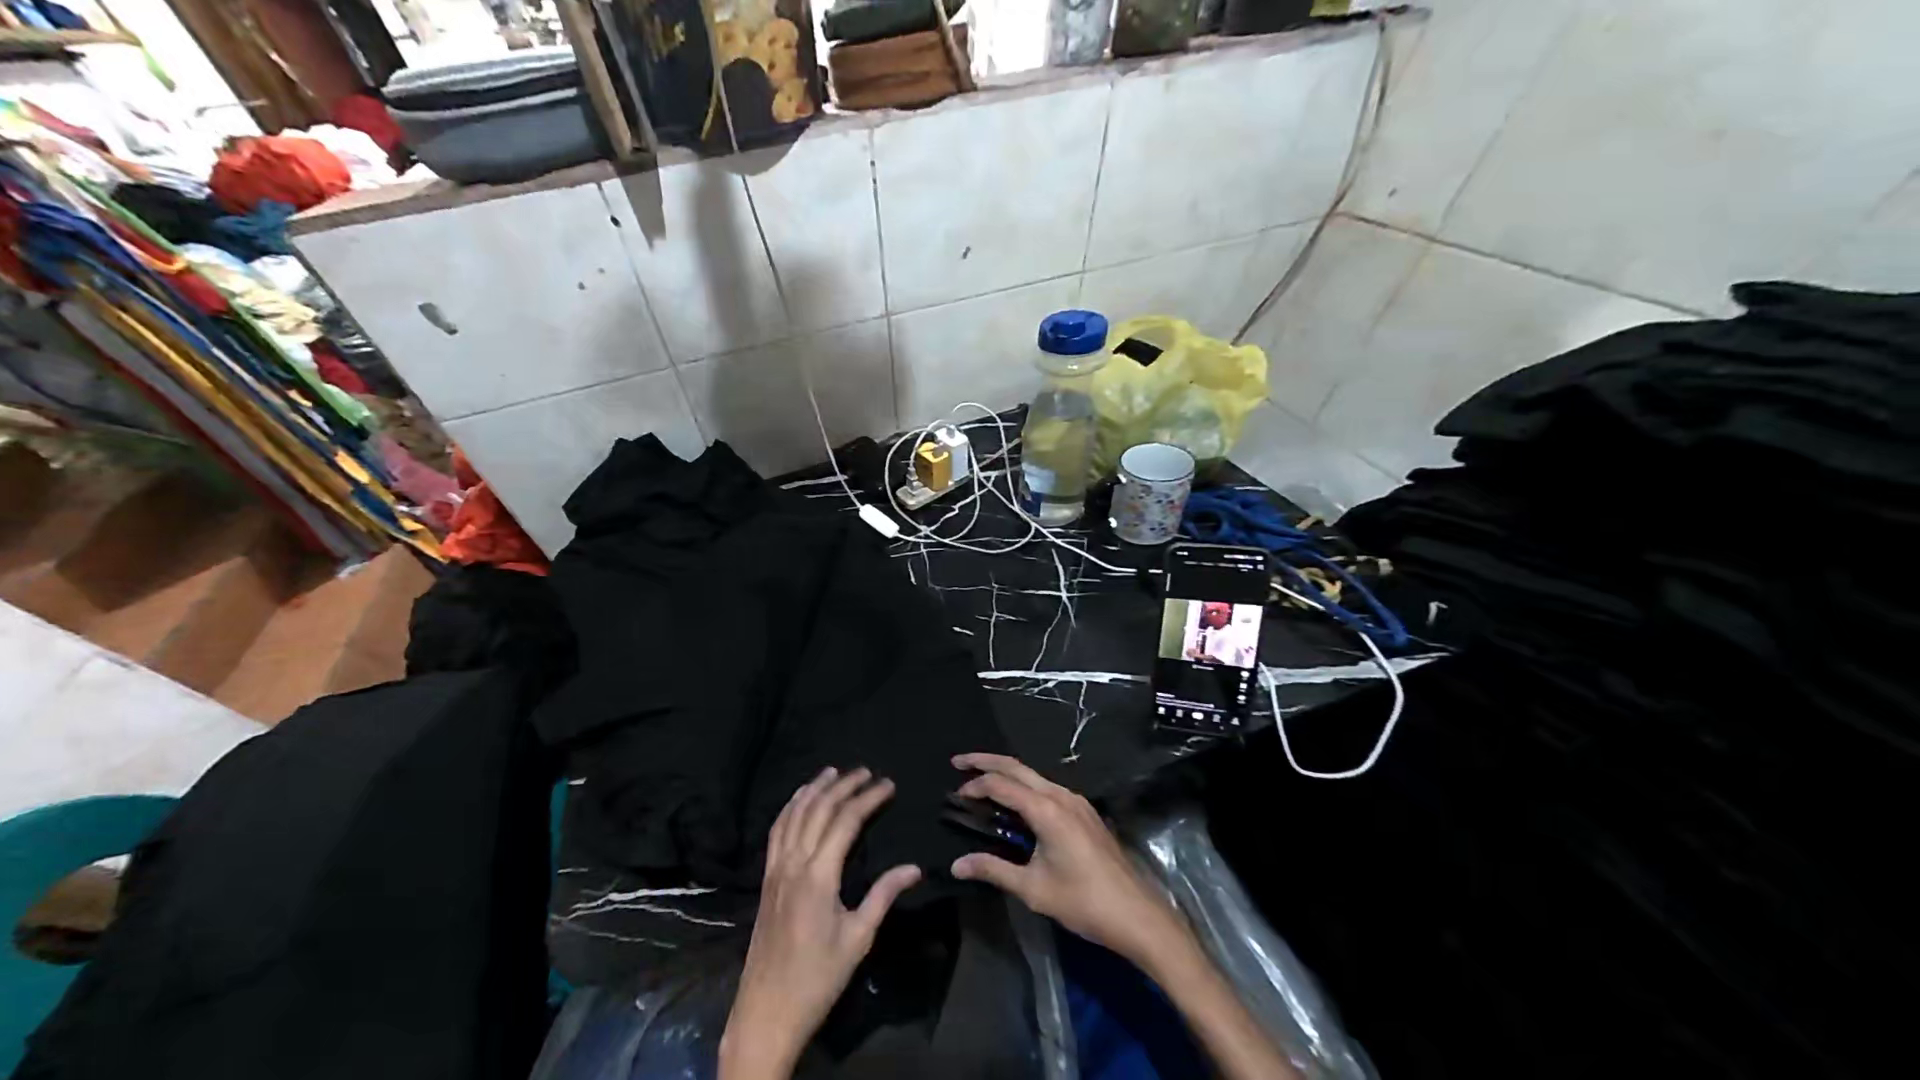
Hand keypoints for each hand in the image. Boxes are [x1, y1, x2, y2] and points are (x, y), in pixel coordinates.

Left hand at [719, 768, 921, 1079]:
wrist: (767, 1009)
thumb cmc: (818, 976)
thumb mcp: (858, 938)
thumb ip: (884, 895)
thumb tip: (915, 867)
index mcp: (819, 875)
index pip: (846, 821)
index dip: (868, 798)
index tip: (889, 784)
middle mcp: (794, 863)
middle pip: (819, 809)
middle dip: (844, 786)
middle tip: (867, 772)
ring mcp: (775, 869)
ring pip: (794, 814)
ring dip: (814, 789)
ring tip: (834, 771)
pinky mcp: (766, 879)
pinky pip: (776, 831)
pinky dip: (789, 808)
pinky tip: (799, 800)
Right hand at [948, 752, 1187, 968]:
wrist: (1136, 915)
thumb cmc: (1083, 902)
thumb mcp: (1033, 889)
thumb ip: (993, 870)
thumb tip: (957, 865)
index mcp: (1047, 809)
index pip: (1001, 784)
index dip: (975, 786)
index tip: (954, 795)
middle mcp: (1062, 796)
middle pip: (1017, 766)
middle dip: (986, 761)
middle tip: (958, 763)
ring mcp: (1077, 802)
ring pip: (1034, 776)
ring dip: (1007, 774)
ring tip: (982, 782)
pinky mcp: (1085, 813)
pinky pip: (1047, 789)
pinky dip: (1024, 788)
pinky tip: (1015, 804)